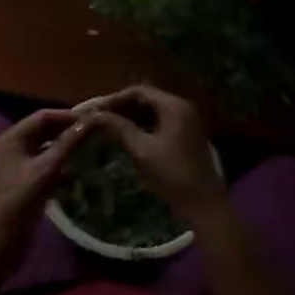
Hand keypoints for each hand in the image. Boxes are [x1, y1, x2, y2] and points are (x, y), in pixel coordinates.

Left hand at [0, 109, 89, 261]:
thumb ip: (68, 143)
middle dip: (69, 132)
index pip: (44, 116)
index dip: (69, 116)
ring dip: (68, 149)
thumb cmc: (18, 202)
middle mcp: (13, 147)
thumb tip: (91, 120)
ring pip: (48, 149)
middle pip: (46, 131)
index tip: (95, 120)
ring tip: (93, 151)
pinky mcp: (25, 183)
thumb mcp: (46, 169)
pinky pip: (47, 166)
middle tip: (97, 134)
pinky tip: (79, 175)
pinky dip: (62, 167)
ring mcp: (18, 166)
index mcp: (12, 138)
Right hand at [81, 86, 226, 222]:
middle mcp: (180, 107)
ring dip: (128, 116)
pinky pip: (156, 121)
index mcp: (173, 106)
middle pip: (145, 99)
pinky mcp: (182, 134)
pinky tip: (122, 133)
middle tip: (94, 116)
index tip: (92, 109)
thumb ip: (120, 129)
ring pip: (150, 110)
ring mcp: (183, 120)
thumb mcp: (142, 150)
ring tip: (103, 124)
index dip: (113, 99)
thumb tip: (95, 115)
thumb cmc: (172, 174)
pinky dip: (139, 125)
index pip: (139, 92)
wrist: (202, 202)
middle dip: (119, 106)